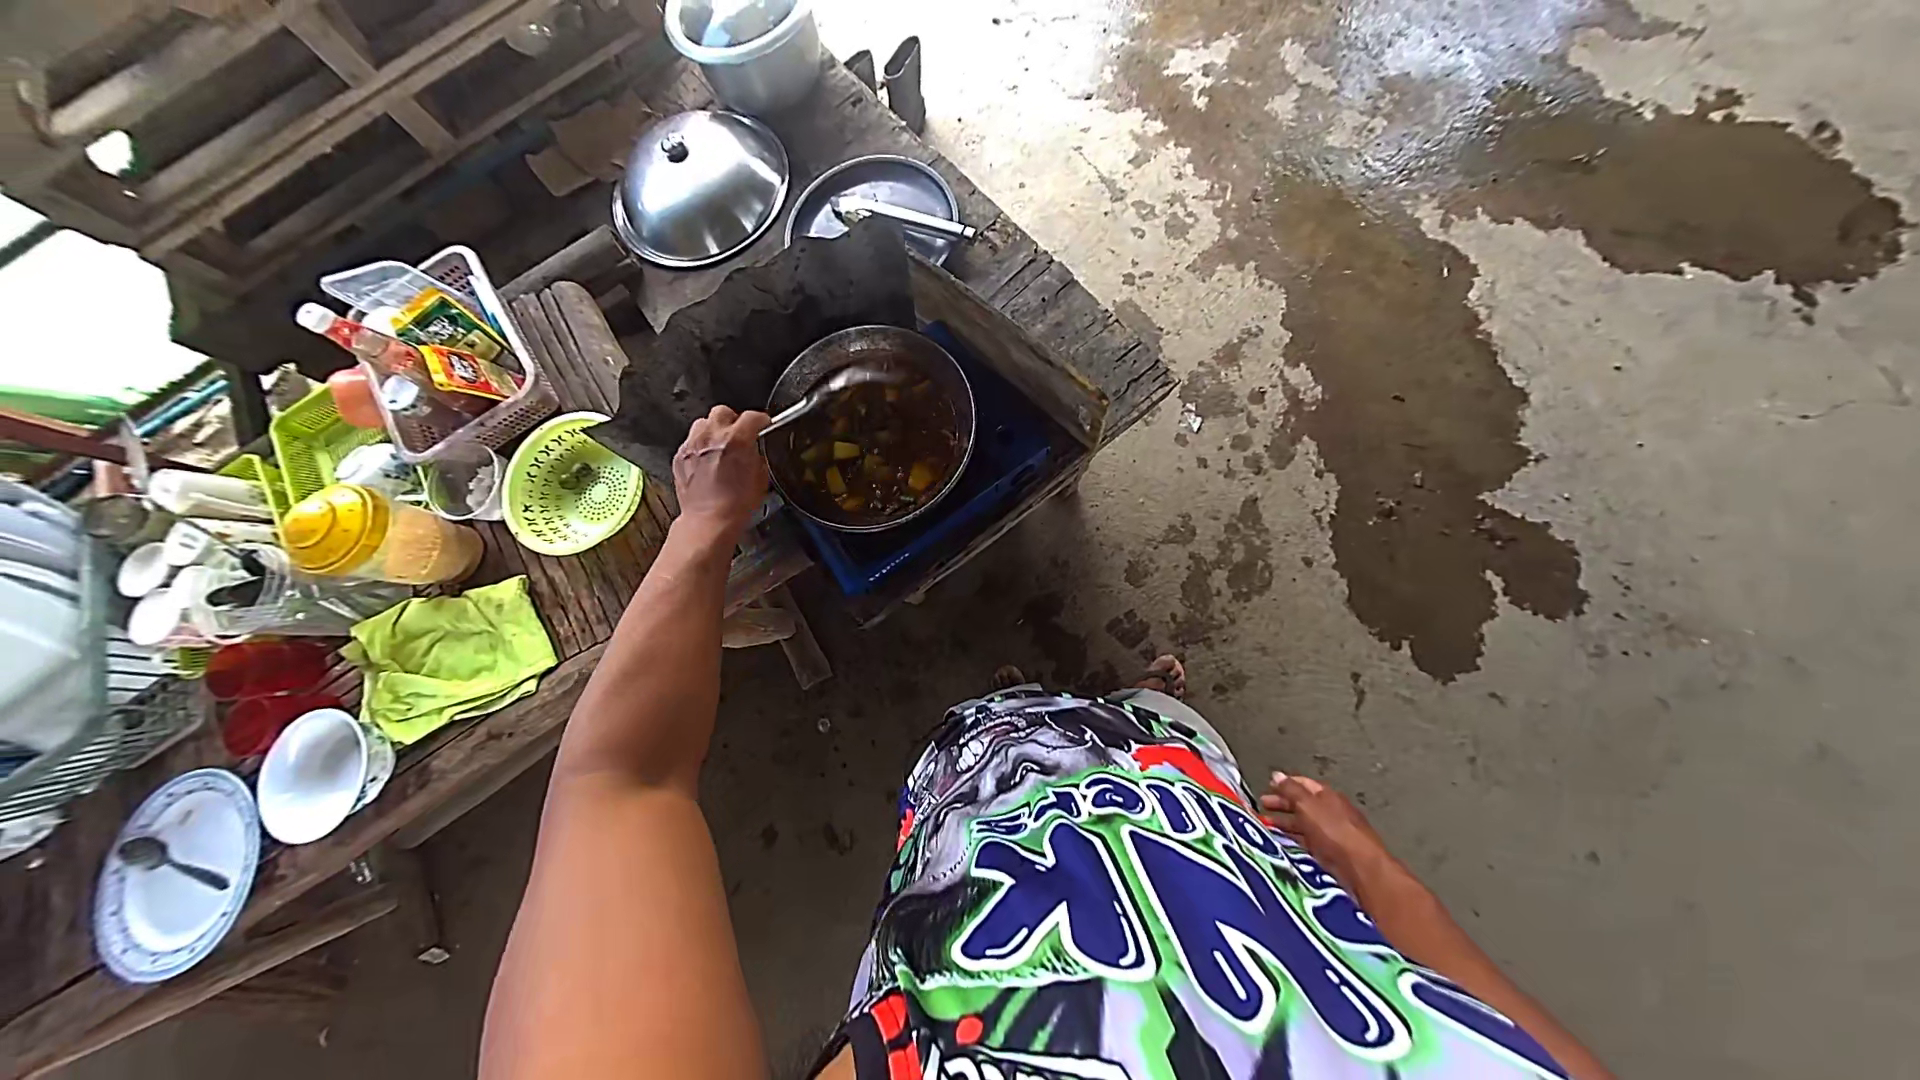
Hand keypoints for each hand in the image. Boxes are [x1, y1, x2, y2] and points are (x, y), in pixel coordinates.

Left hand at [672, 406, 770, 540]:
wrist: (709, 520)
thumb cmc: (735, 504)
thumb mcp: (760, 478)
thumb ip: (756, 456)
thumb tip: (753, 450)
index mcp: (736, 440)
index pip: (752, 416)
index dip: (761, 420)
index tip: (763, 424)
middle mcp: (712, 437)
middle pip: (723, 412)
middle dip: (733, 420)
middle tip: (739, 433)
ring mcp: (693, 445)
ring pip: (703, 423)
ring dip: (714, 430)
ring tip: (720, 444)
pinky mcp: (680, 456)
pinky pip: (691, 441)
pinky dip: (700, 445)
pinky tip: (707, 459)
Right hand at [1259, 773, 1403, 896]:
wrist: (1361, 869)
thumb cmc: (1335, 831)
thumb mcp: (1307, 805)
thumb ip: (1290, 789)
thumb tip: (1277, 775)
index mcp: (1328, 796)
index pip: (1303, 784)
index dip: (1284, 783)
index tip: (1268, 785)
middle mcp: (1332, 812)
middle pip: (1303, 803)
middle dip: (1283, 803)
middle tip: (1263, 804)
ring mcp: (1334, 833)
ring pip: (1305, 823)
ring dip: (1286, 822)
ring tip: (1268, 824)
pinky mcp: (1333, 853)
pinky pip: (1309, 841)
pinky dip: (1294, 838)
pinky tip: (1284, 842)